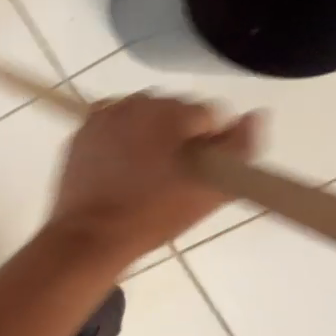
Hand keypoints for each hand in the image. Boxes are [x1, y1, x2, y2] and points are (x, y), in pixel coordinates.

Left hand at [48, 92, 261, 260]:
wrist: (93, 232)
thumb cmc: (156, 213)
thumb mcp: (213, 187)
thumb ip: (240, 146)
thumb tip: (255, 114)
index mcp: (170, 111)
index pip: (209, 114)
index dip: (211, 142)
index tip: (201, 168)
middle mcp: (134, 104)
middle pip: (173, 109)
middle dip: (179, 132)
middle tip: (174, 169)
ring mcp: (102, 116)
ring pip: (140, 113)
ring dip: (150, 131)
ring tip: (149, 167)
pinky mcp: (80, 132)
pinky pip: (111, 122)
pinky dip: (121, 134)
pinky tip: (123, 161)